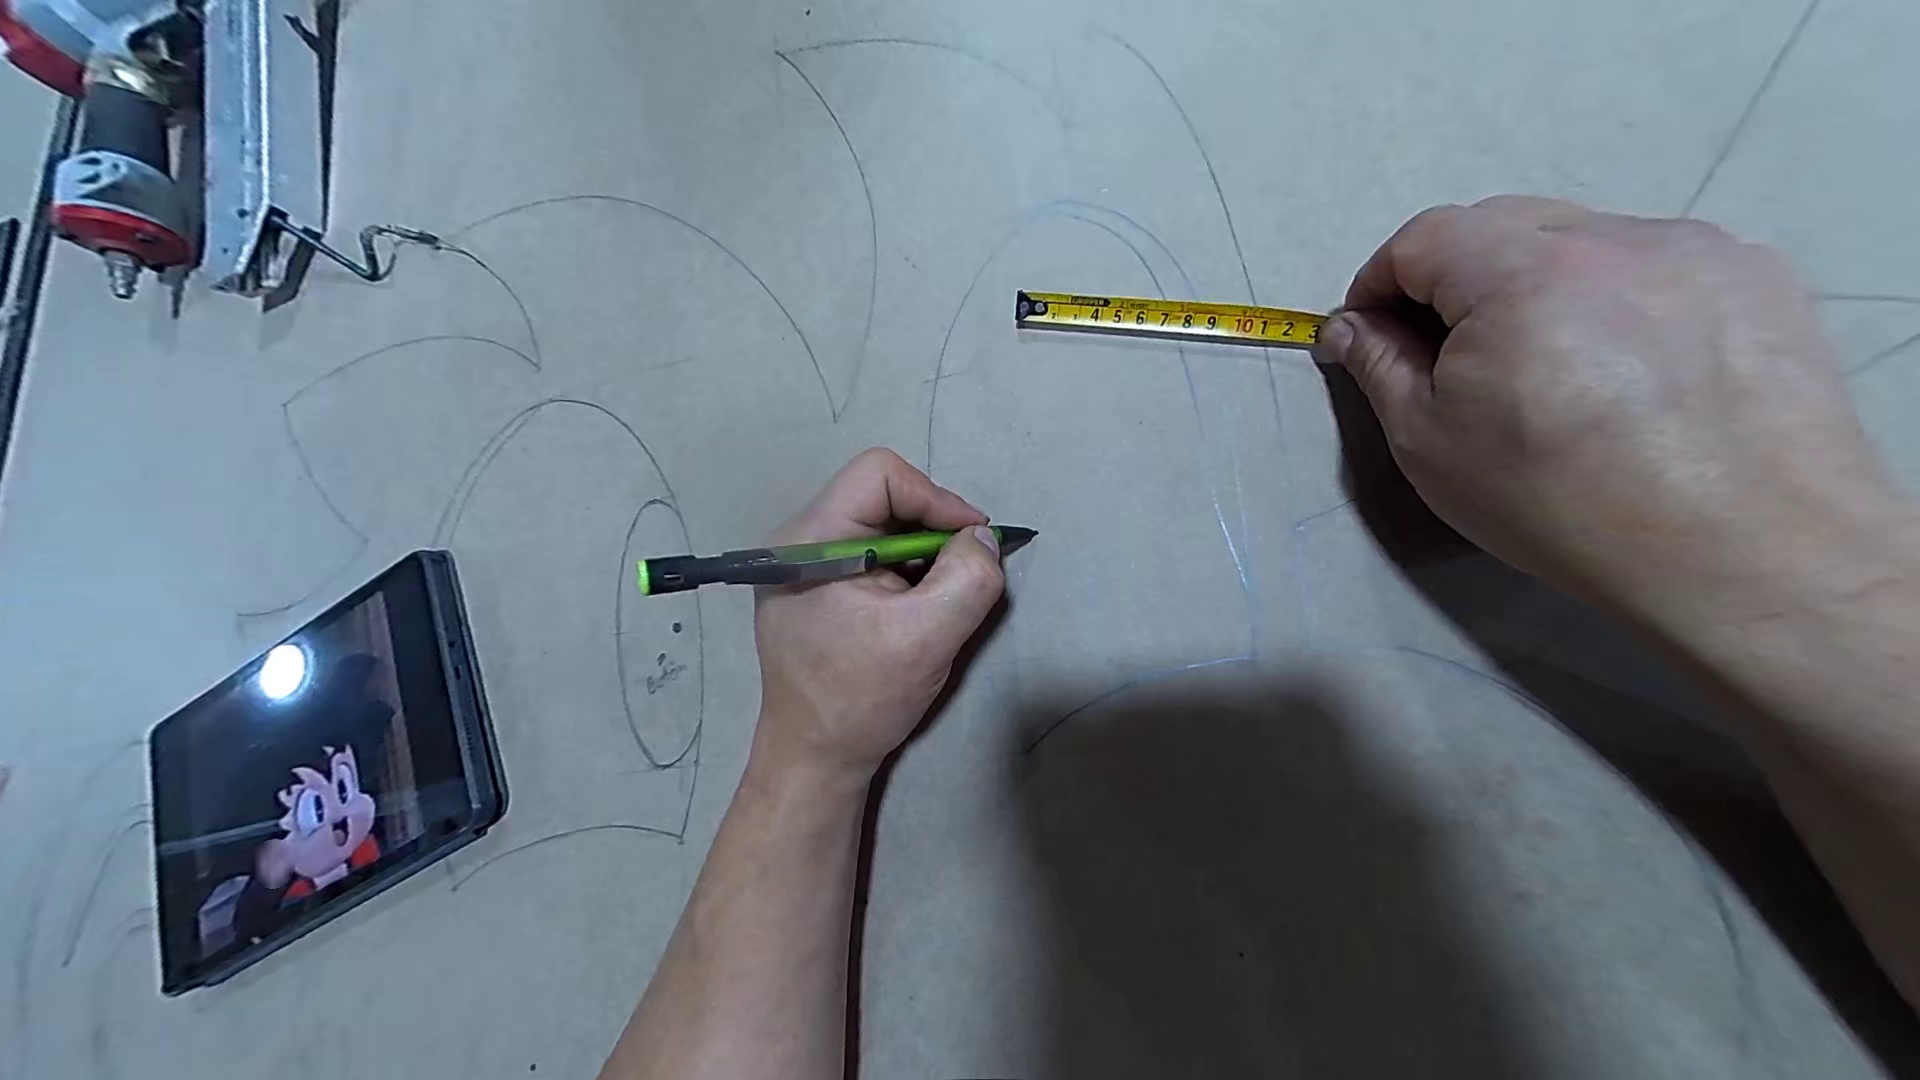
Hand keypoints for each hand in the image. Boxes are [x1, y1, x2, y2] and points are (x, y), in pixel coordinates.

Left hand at [752, 449, 1005, 782]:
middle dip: (933, 530)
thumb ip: (969, 579)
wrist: (813, 757)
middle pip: (882, 497)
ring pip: (881, 526)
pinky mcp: (816, 586)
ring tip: (937, 598)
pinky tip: (914, 609)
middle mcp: (801, 541)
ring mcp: (805, 565)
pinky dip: (907, 571)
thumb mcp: (928, 639)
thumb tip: (983, 537)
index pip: (880, 475)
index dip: (936, 498)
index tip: (972, 539)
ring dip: (923, 553)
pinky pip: (872, 554)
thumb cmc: (862, 699)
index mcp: (812, 540)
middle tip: (963, 570)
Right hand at [1315, 196, 1900, 631]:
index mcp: (1523, 277)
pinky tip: (1596, 362)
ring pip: (1570, 240)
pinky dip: (1589, 294)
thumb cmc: (1547, 497)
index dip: (1376, 281)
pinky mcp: (1754, 277)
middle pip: (1496, 224)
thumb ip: (1380, 365)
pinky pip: (1638, 262)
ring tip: (1520, 362)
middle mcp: (1616, 240)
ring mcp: (1698, 251)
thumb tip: (1347, 327)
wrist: (1734, 551)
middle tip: (1431, 350)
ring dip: (1516, 284)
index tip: (1365, 332)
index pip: (1425, 237)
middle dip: (1441, 277)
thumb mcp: (1426, 438)